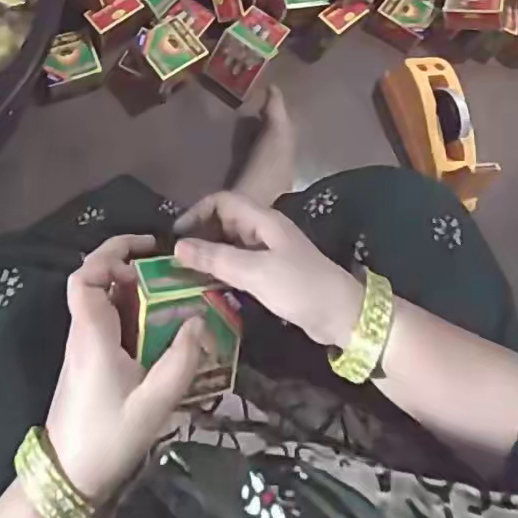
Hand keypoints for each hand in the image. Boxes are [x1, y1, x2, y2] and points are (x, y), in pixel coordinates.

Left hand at [45, 234, 208, 502]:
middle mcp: (84, 331)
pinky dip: (130, 309)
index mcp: (92, 333)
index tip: (144, 254)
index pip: (84, 276)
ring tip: (167, 286)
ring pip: (101, 298)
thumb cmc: (106, 438)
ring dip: (130, 286)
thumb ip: (179, 362)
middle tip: (161, 262)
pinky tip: (157, 321)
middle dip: (125, 261)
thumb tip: (199, 320)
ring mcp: (84, 345)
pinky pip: (108, 319)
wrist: (68, 479)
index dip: (110, 255)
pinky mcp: (90, 359)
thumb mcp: (152, 405)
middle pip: (93, 279)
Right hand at [173, 192, 364, 349]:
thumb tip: (177, 246)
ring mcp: (268, 251)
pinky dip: (221, 270)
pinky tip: (206, 286)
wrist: (342, 316)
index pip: (221, 201)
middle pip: (223, 221)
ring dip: (208, 254)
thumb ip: (216, 259)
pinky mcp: (270, 272)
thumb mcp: (255, 272)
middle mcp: (263, 230)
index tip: (175, 236)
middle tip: (174, 257)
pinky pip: (238, 263)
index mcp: (262, 219)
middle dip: (199, 234)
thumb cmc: (300, 286)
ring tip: (184, 273)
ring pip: (229, 244)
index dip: (196, 213)